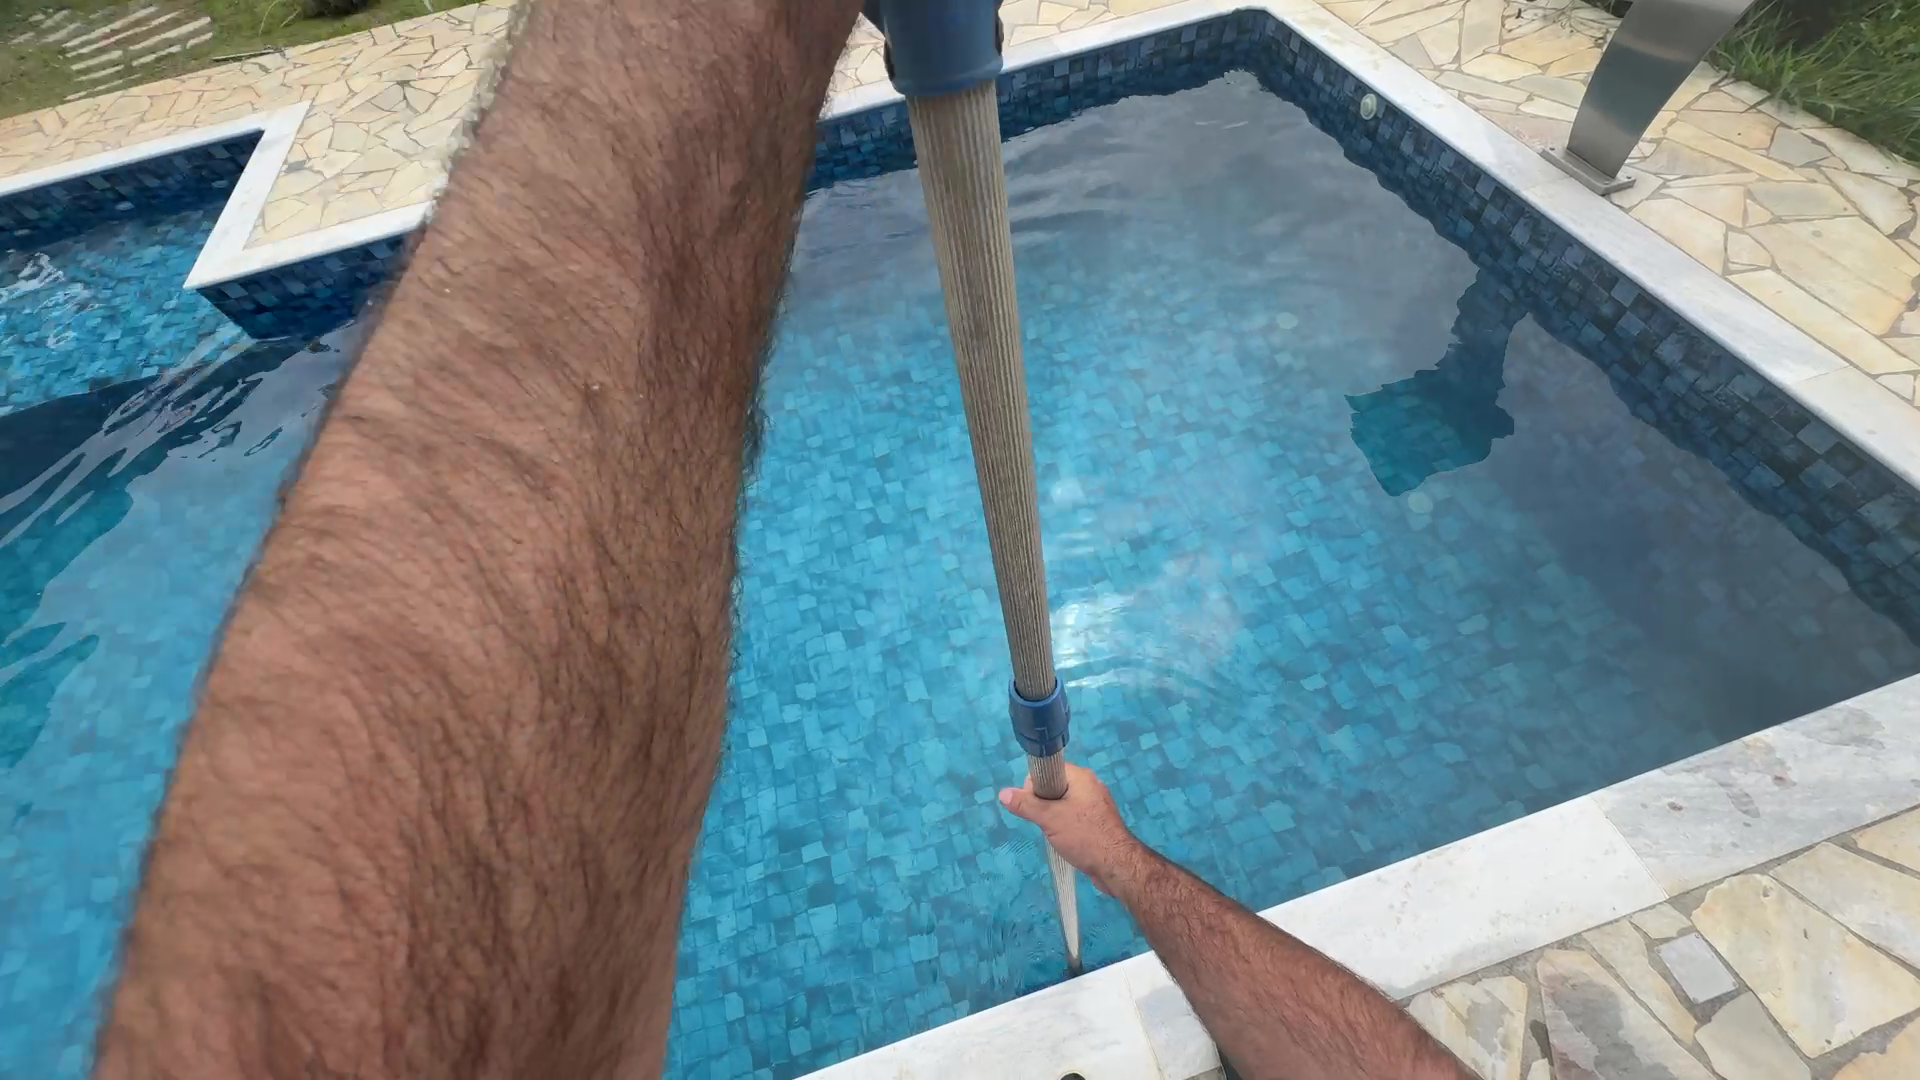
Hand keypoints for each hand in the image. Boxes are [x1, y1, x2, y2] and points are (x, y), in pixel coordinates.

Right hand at [999, 764, 1150, 897]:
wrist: (1117, 865)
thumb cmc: (1083, 835)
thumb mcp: (1049, 818)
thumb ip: (1025, 804)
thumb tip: (1003, 794)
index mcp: (1081, 776)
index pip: (1049, 770)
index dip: (1035, 785)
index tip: (1032, 805)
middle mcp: (1090, 785)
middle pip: (1055, 787)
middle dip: (1044, 804)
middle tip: (1044, 822)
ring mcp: (1097, 804)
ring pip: (1064, 804)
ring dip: (1055, 817)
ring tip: (1055, 833)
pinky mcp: (1100, 822)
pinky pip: (1075, 817)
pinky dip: (1067, 826)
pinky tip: (1067, 841)